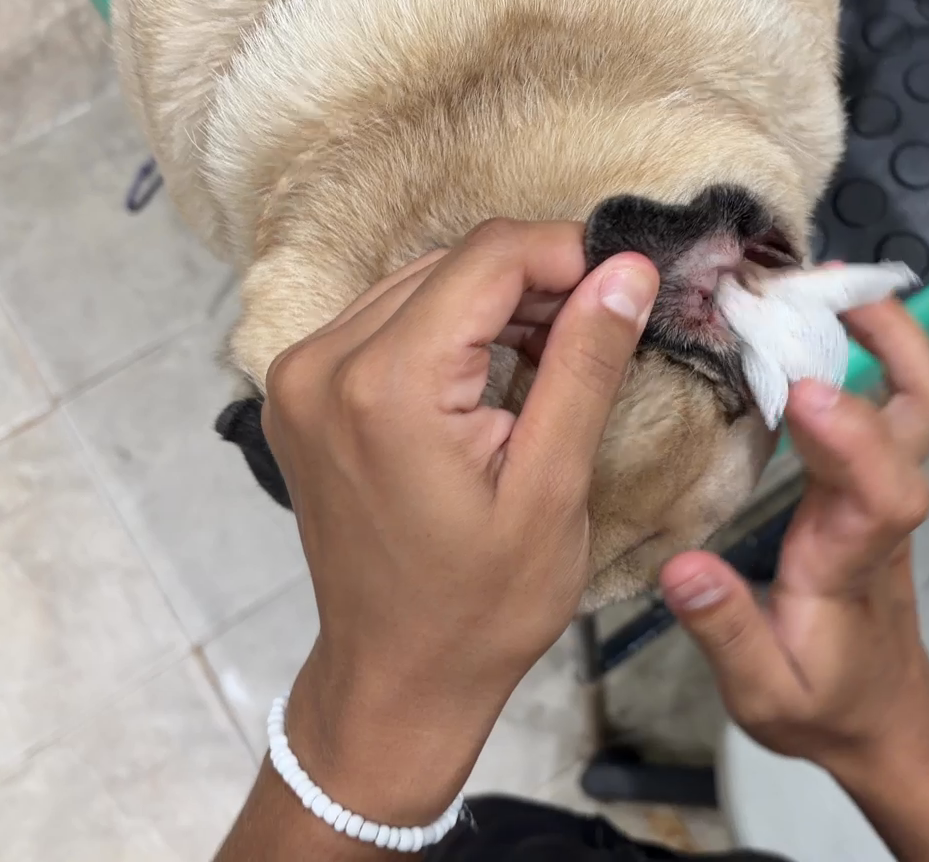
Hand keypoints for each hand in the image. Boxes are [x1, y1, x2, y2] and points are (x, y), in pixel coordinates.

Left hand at [260, 220, 658, 828]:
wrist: (395, 676)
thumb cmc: (482, 603)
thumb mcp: (553, 486)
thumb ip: (585, 365)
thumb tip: (627, 272)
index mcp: (388, 384)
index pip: (489, 256)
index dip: (567, 253)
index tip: (623, 285)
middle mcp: (324, 361)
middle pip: (456, 263)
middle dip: (538, 280)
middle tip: (597, 327)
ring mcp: (302, 373)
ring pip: (425, 281)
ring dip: (498, 301)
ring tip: (553, 353)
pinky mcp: (304, 388)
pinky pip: (393, 315)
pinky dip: (455, 323)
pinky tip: (495, 366)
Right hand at [659, 298, 928, 777]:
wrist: (887, 712)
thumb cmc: (826, 702)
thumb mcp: (764, 694)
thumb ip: (726, 633)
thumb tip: (680, 567)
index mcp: (855, 559)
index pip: (885, 492)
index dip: (854, 437)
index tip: (805, 390)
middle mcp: (883, 505)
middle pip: (924, 408)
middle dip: (888, 335)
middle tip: (818, 284)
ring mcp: (885, 482)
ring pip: (913, 392)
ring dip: (875, 327)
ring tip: (808, 284)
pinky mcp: (874, 473)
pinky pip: (884, 399)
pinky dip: (859, 348)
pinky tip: (807, 325)